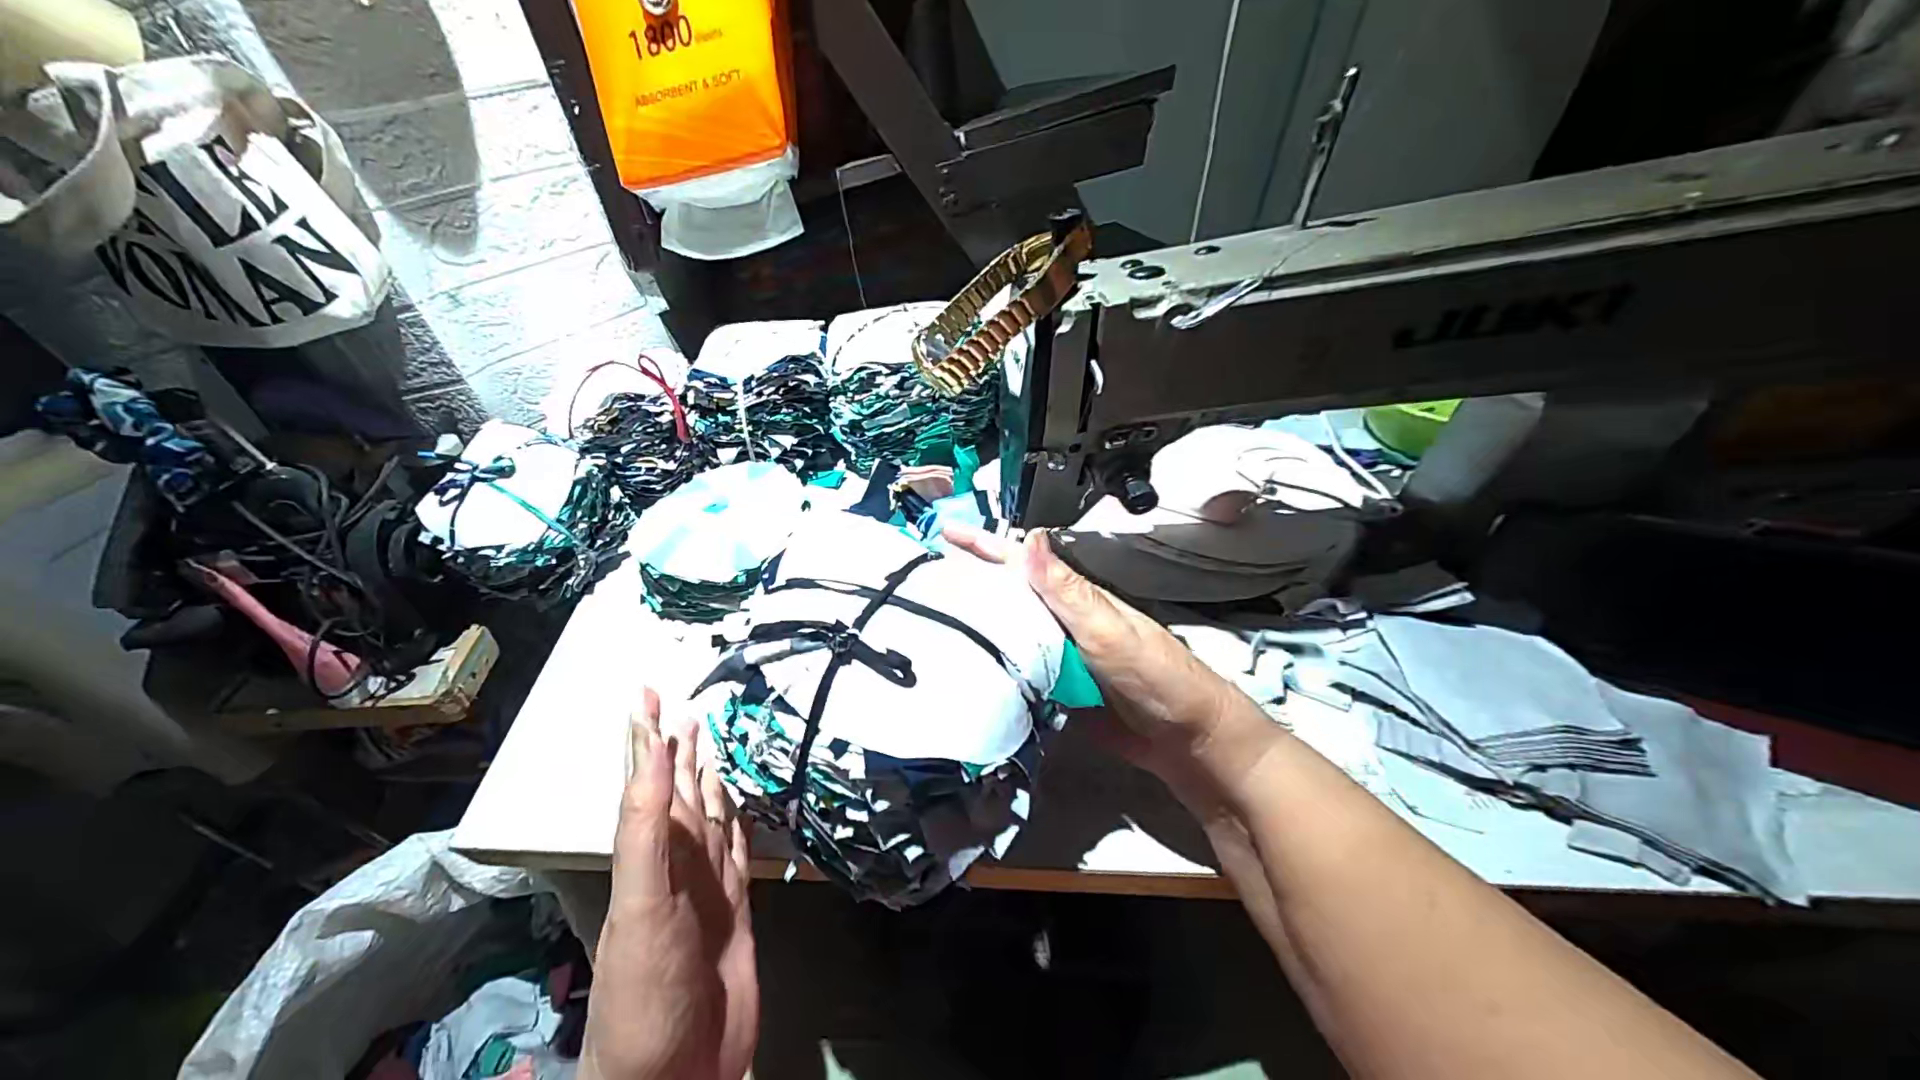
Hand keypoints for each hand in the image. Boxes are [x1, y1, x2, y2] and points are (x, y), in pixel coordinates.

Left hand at [582, 689, 757, 1079]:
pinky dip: (739, 823)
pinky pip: (738, 849)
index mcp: (649, 857)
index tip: (648, 698)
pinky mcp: (737, 905)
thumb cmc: (645, 992)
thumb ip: (647, 833)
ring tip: (714, 746)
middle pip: (678, 794)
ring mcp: (707, 884)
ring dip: (709, 781)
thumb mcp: (640, 906)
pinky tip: (738, 807)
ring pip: (709, 816)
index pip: (646, 785)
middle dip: (680, 751)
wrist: (674, 1074)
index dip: (647, 741)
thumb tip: (656, 758)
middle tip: (687, 710)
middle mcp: (676, 863)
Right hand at [941, 525, 1279, 818]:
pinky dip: (993, 667)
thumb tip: (1031, 541)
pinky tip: (966, 670)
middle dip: (969, 583)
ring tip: (933, 621)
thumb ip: (1069, 593)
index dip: (986, 547)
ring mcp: (1060, 658)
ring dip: (975, 626)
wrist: (1188, 741)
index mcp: (1076, 599)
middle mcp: (1063, 623)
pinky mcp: (1058, 691)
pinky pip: (1019, 672)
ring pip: (1010, 634)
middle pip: (1009, 597)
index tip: (946, 533)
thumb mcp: (1109, 630)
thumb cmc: (1156, 677)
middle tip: (925, 580)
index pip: (1023, 564)